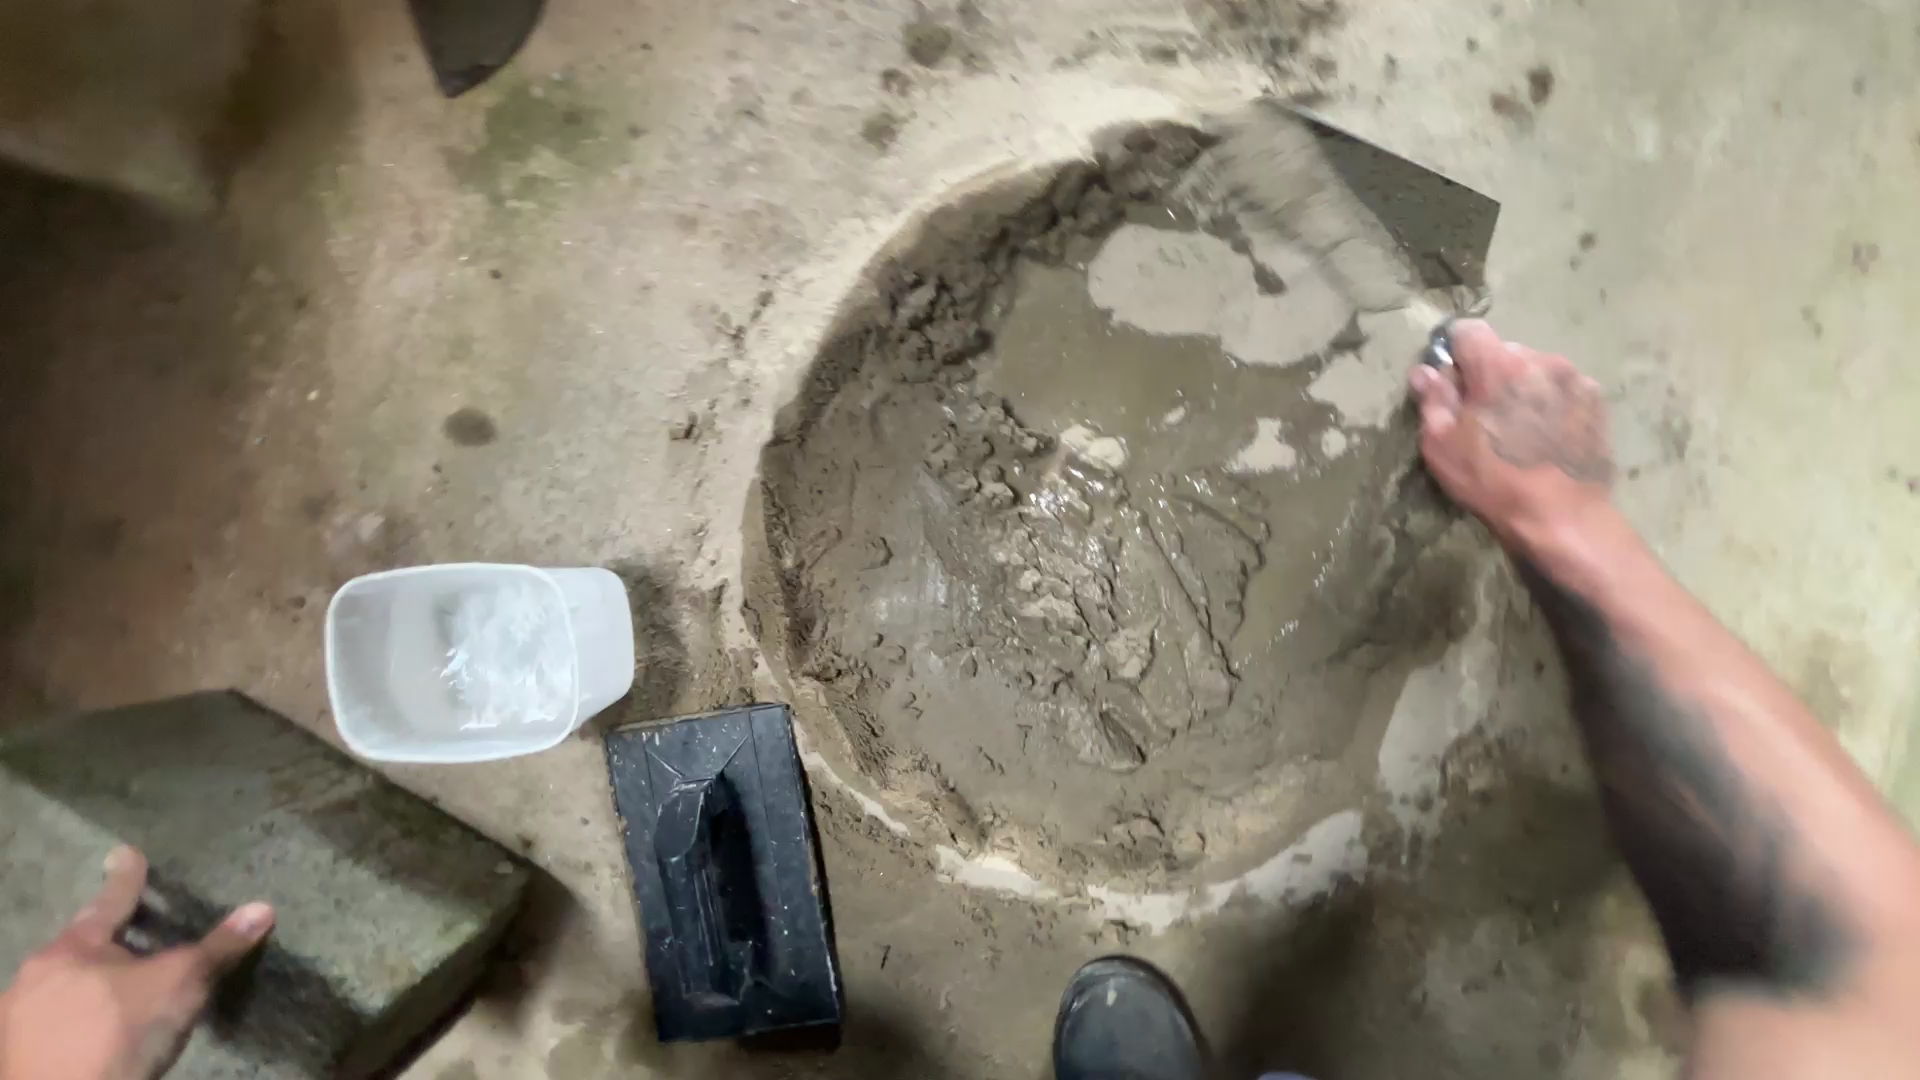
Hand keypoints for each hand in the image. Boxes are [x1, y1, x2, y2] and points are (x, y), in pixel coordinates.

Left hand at [0, 847, 272, 1079]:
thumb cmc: (121, 1029)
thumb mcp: (184, 980)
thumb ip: (220, 944)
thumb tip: (263, 909)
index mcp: (66, 954)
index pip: (107, 903)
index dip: (124, 878)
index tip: (122, 853)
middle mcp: (31, 982)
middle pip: (80, 947)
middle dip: (110, 937)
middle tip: (136, 923)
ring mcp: (16, 1023)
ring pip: (65, 984)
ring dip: (96, 976)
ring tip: (127, 975)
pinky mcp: (19, 1057)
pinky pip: (59, 1015)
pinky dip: (84, 1007)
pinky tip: (106, 1017)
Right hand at [1407, 319, 1615, 552]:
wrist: (1560, 515)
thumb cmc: (1490, 479)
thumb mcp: (1441, 443)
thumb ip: (1432, 400)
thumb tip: (1425, 371)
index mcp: (1500, 366)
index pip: (1468, 331)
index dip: (1451, 350)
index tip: (1445, 380)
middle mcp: (1542, 361)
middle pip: (1502, 350)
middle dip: (1484, 373)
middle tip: (1474, 413)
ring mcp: (1575, 379)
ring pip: (1532, 368)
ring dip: (1516, 386)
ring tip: (1509, 426)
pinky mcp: (1595, 401)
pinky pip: (1558, 387)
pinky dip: (1543, 401)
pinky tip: (1537, 434)